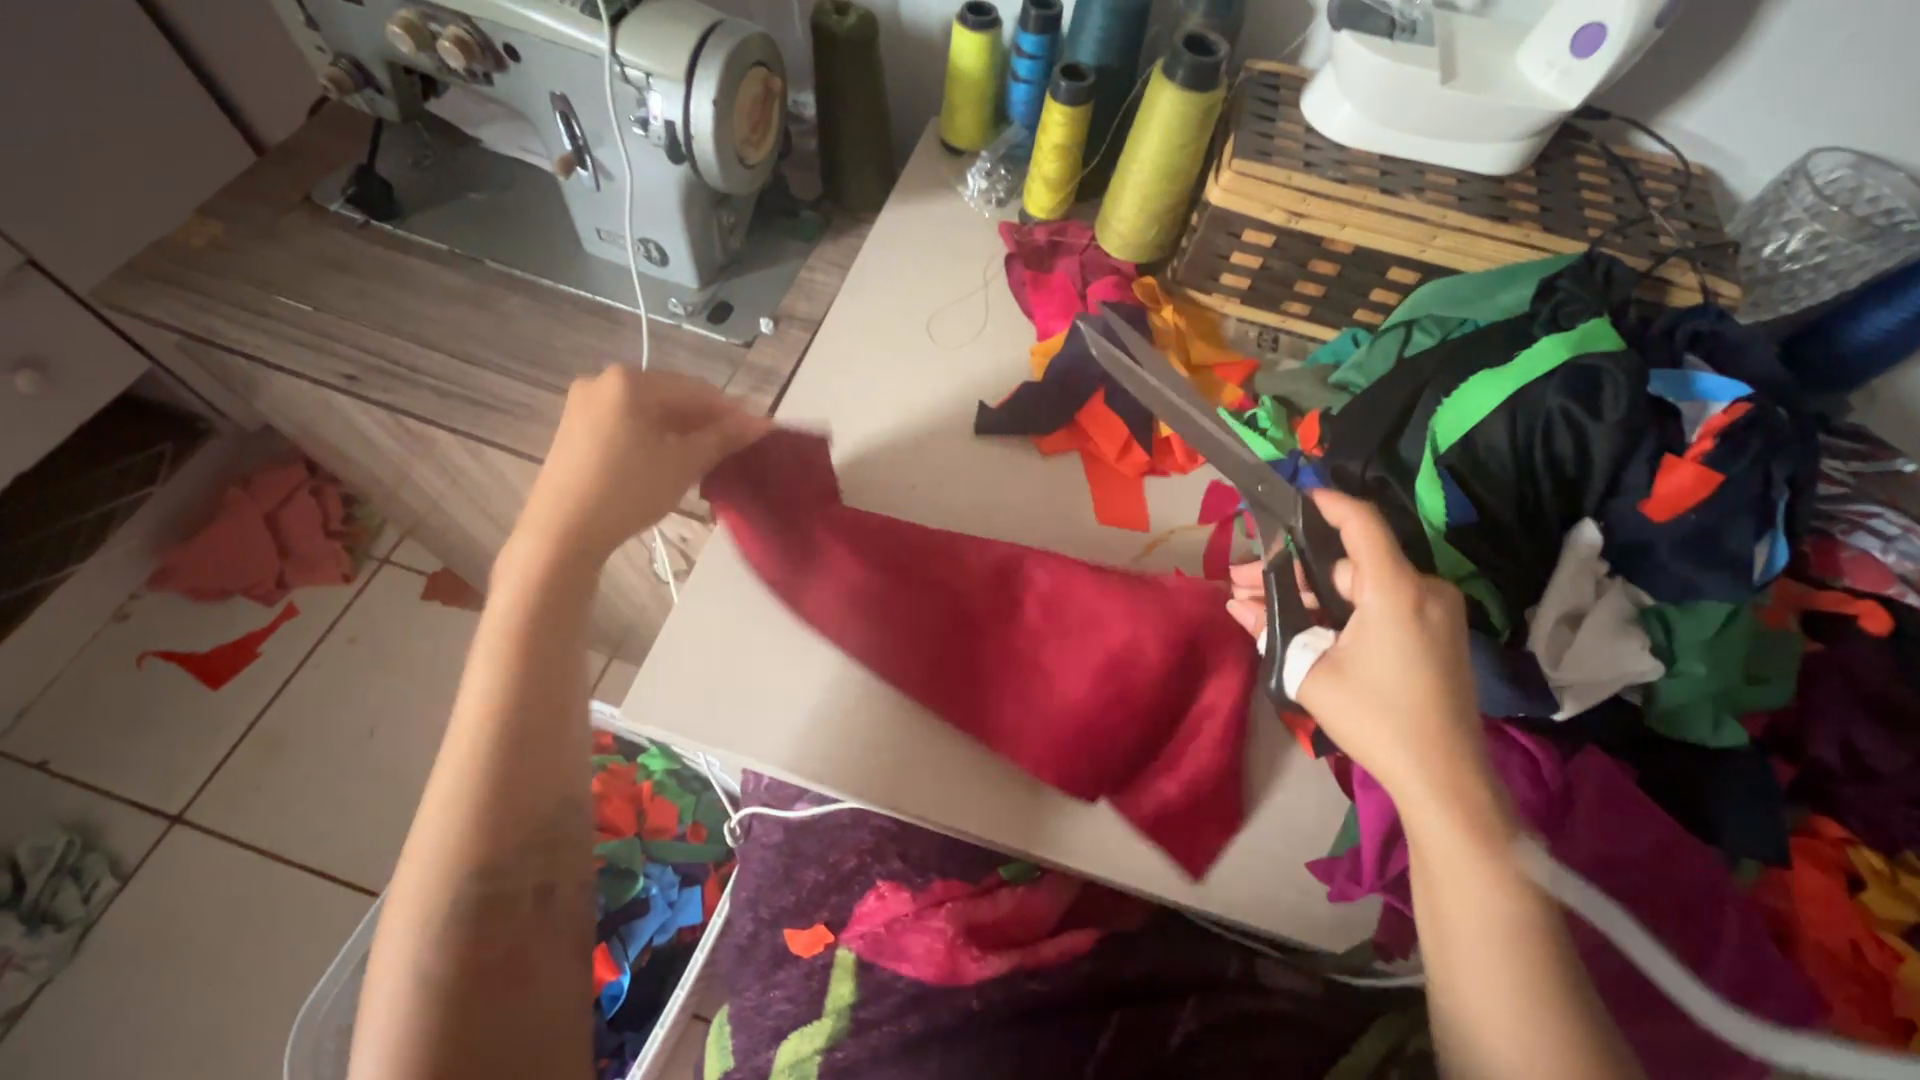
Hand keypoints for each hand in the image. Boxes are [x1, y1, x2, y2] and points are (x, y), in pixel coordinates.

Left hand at [511, 368, 769, 566]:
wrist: (562, 532)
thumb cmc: (627, 491)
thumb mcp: (682, 464)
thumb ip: (723, 438)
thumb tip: (763, 423)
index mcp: (629, 381)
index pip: (695, 390)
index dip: (731, 411)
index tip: (760, 431)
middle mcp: (603, 381)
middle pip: (670, 396)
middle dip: (705, 420)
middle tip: (737, 446)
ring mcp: (584, 404)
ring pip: (648, 411)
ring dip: (681, 429)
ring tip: (709, 456)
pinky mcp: (575, 428)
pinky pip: (627, 422)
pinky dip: (654, 436)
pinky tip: (672, 458)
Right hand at [1225, 490, 1490, 807]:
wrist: (1443, 775)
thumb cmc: (1375, 719)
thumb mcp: (1310, 673)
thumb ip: (1270, 629)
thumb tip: (1235, 603)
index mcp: (1395, 590)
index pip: (1361, 523)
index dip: (1327, 503)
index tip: (1292, 499)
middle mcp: (1424, 589)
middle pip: (1352, 560)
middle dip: (1297, 569)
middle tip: (1248, 583)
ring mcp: (1438, 610)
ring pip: (1367, 583)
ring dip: (1320, 591)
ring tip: (1269, 608)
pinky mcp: (1441, 631)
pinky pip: (1387, 602)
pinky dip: (1349, 606)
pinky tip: (1311, 623)